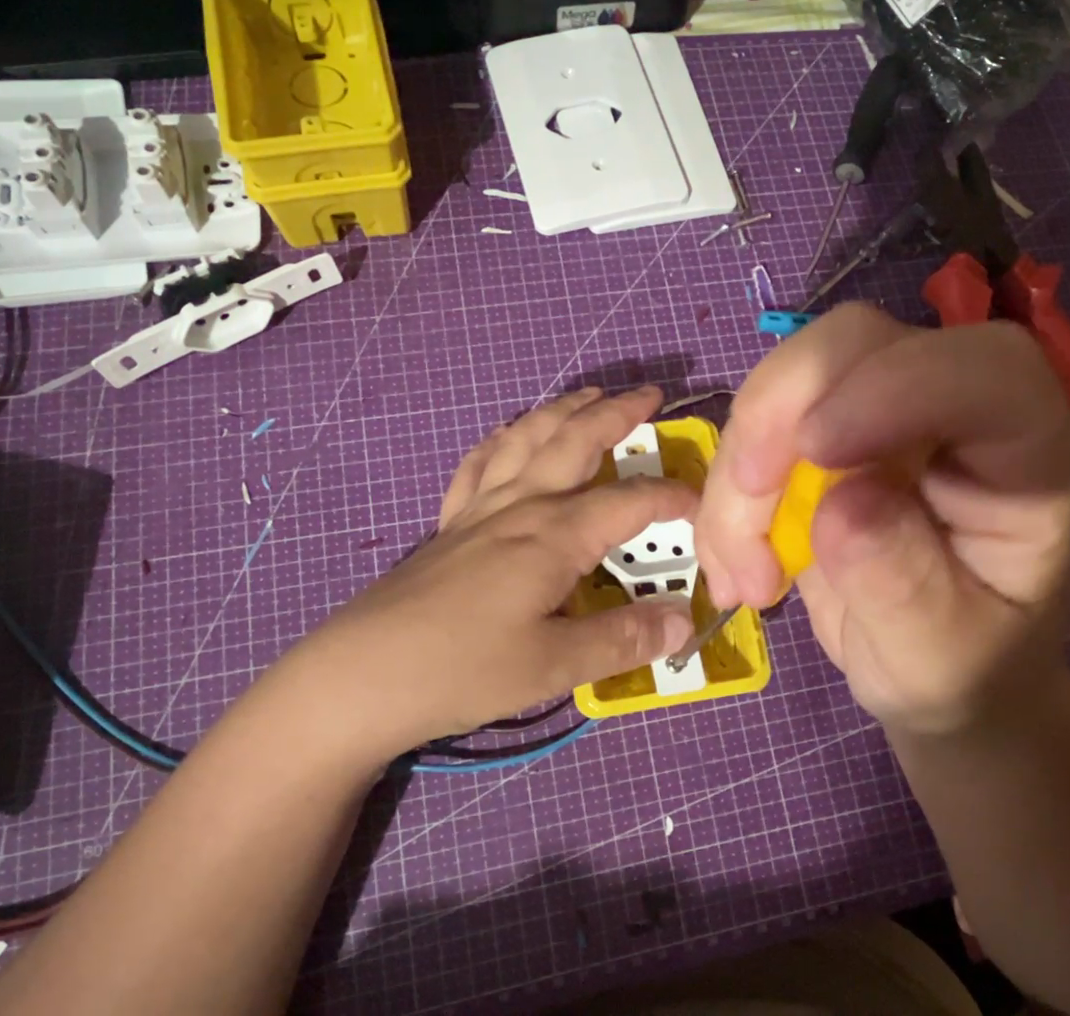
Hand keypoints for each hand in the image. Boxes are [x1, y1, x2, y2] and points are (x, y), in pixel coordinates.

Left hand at [292, 386, 696, 759]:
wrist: (362, 675)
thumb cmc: (463, 670)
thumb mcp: (554, 664)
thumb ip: (623, 639)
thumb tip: (685, 622)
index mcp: (553, 535)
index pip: (630, 501)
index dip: (673, 497)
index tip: (706, 504)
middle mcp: (519, 506)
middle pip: (572, 441)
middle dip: (614, 414)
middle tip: (648, 394)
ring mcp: (478, 510)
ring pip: (524, 439)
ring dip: (560, 411)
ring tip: (585, 397)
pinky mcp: (448, 525)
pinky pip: (478, 464)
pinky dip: (501, 440)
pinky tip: (508, 437)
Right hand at [697, 305, 1069, 735]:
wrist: (942, 676)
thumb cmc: (967, 668)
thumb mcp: (944, 658)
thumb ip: (904, 586)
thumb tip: (840, 502)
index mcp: (1021, 459)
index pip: (985, 371)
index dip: (899, 385)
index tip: (817, 450)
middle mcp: (950, 412)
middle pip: (858, 343)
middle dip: (780, 412)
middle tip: (746, 501)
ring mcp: (879, 414)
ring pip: (786, 383)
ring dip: (739, 472)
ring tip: (745, 580)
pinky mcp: (822, 436)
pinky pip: (754, 431)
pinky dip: (724, 494)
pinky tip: (733, 567)